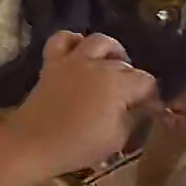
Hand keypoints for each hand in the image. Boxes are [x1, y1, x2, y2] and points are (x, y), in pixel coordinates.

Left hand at [1, 32, 157, 178]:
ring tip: (111, 66)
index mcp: (119, 84)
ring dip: (111, 51)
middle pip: (125, 64)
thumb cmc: (79, 146)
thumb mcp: (117, 139)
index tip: (149, 109)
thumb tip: (143, 107)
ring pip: (99, 41)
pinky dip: (73, 41)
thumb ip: (134, 118)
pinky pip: (63, 39)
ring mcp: (74, 60)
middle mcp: (99, 65)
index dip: (152, 96)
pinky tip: (79, 53)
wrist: (33, 144)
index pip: (147, 82)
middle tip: (130, 98)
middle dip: (132, 79)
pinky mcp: (52, 62)